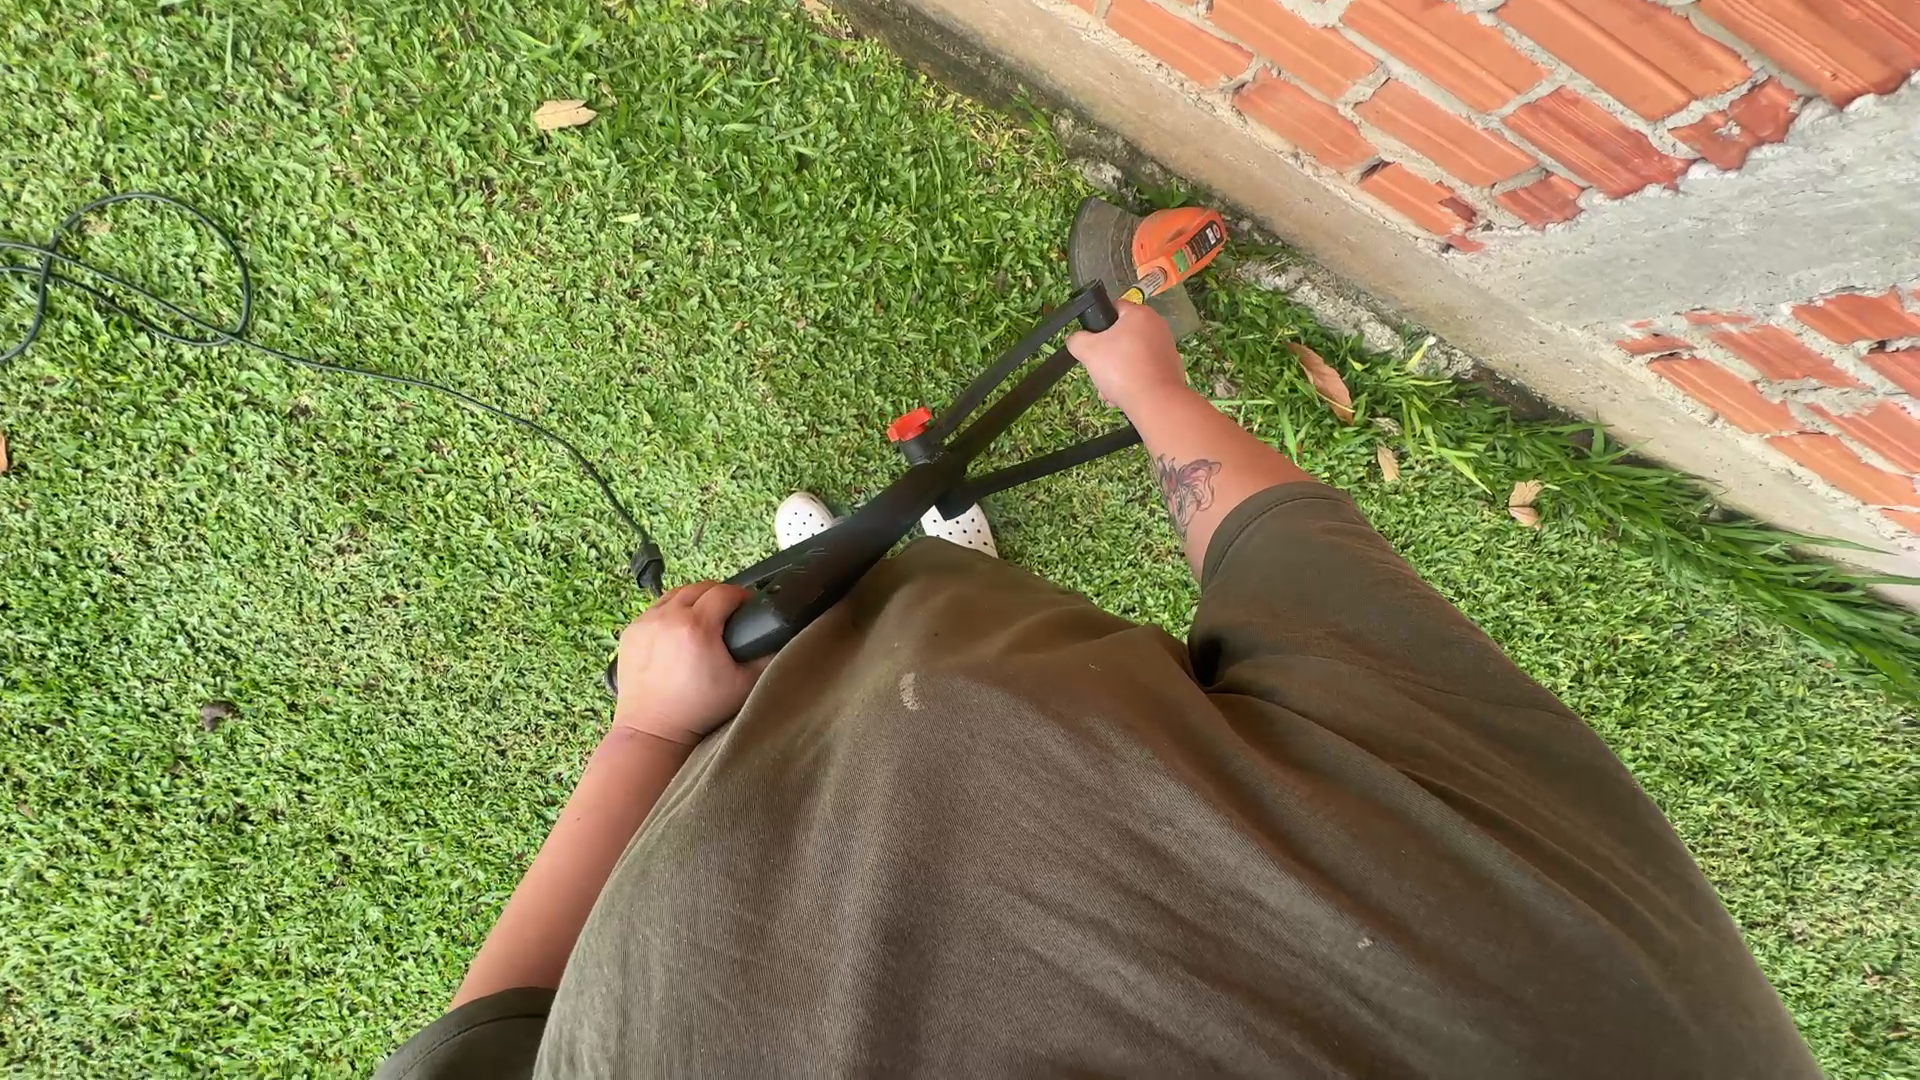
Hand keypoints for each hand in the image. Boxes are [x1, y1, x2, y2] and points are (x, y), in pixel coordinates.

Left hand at [611, 582, 766, 744]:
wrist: (654, 730)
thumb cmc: (697, 710)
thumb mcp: (745, 685)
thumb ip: (766, 656)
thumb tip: (780, 637)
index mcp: (697, 627)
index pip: (725, 592)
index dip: (742, 596)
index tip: (749, 606)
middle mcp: (668, 618)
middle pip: (701, 587)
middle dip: (720, 595)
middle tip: (731, 613)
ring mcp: (645, 623)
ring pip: (677, 593)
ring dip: (695, 599)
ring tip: (707, 618)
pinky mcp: (631, 631)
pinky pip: (656, 608)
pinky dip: (672, 611)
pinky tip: (682, 628)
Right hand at [1066, 301, 1190, 414]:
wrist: (1154, 401)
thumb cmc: (1121, 369)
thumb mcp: (1087, 351)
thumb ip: (1076, 340)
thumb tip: (1077, 340)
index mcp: (1139, 313)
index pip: (1113, 307)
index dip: (1098, 324)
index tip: (1092, 343)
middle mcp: (1157, 325)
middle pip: (1122, 336)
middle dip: (1107, 355)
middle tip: (1099, 370)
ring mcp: (1167, 347)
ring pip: (1132, 356)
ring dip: (1117, 372)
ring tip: (1110, 389)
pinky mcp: (1171, 367)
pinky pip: (1144, 370)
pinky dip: (1133, 380)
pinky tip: (1124, 395)